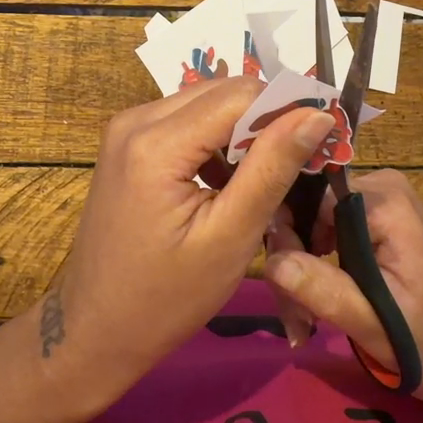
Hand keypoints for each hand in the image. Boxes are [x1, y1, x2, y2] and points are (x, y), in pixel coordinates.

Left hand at [45, 76, 335, 398]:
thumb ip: (272, 168)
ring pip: (205, 103)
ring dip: (243, 130)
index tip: (327, 136)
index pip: (240, 94)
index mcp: (156, 142)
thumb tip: (317, 116)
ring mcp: (126, 128)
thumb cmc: (166, 297)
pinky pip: (185, 122)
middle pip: (221, 93)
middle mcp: (136, 119)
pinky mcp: (127, 142)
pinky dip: (216, 141)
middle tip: (306, 158)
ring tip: (273, 175)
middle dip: (268, 118)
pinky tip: (232, 180)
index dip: (288, 107)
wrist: (95, 329)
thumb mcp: (230, 237)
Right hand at [263, 169, 422, 403]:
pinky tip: (316, 295)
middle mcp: (382, 183)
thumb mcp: (373, 324)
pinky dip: (318, 259)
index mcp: (385, 200)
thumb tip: (270, 259)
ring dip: (302, 263)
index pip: (310, 199)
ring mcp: (382, 195)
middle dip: (293, 258)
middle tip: (294, 316)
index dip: (288, 238)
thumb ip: (323, 289)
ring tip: (303, 315)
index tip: (282, 289)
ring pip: (316, 217)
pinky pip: (331, 223)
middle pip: (311, 207)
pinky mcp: (379, 212)